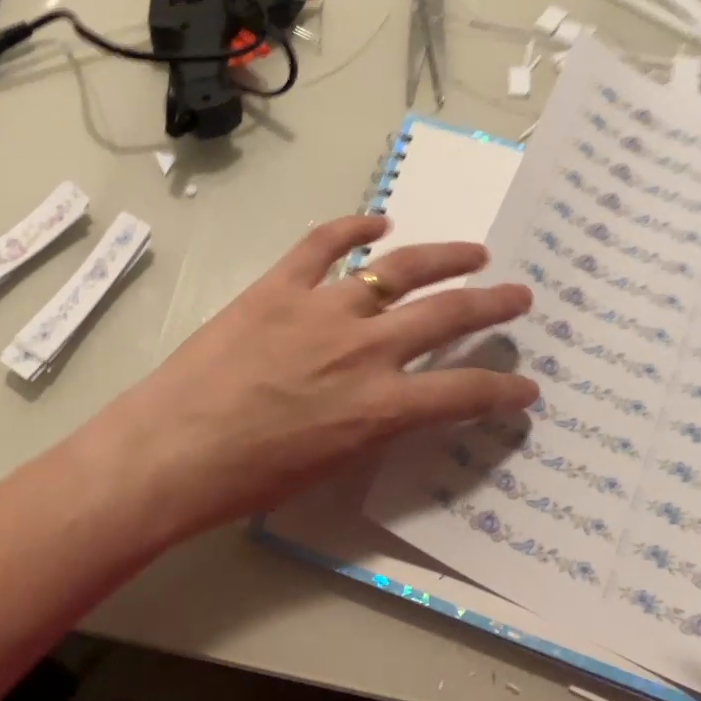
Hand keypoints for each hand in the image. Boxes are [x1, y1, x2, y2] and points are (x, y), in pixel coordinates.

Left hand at [88, 215, 537, 538]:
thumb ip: (372, 428)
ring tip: (473, 253)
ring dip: (444, 257)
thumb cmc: (248, 479)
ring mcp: (321, 309)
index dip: (503, 390)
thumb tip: (393, 405)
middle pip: (447, 315)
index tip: (526, 387)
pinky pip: (323, 244)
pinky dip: (353, 227)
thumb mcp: (329, 467)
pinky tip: (378, 222)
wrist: (174, 449)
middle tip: (518, 296)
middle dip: (492, 306)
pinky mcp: (277, 287)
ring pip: (399, 268)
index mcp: (382, 407)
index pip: (465, 393)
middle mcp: (365, 349)